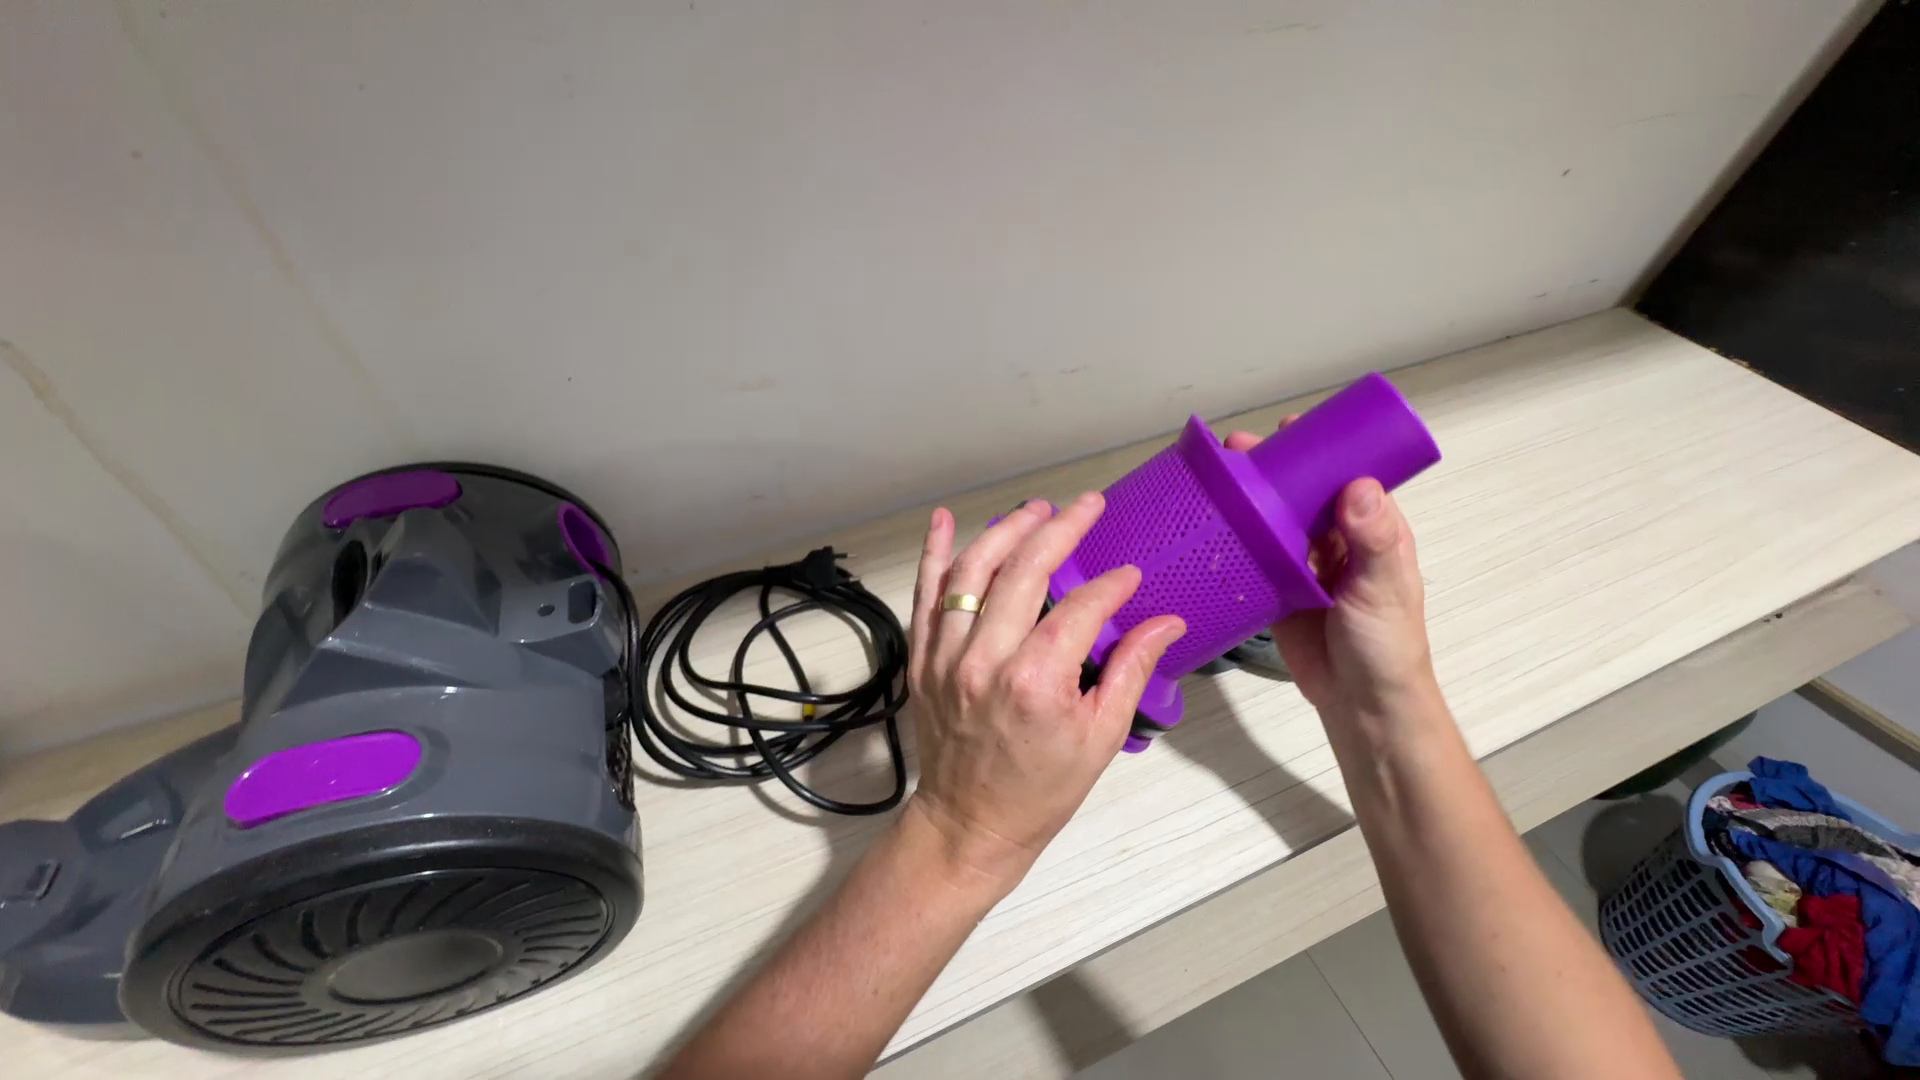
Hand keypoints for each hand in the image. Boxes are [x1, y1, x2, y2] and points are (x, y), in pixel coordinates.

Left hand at [904, 494, 1185, 891]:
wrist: (970, 823)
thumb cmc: (1042, 788)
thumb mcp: (1101, 737)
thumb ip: (1132, 670)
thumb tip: (1167, 621)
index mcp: (1036, 682)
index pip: (1080, 608)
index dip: (1110, 584)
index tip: (1128, 574)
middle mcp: (985, 661)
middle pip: (1023, 572)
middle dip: (1060, 529)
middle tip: (1086, 505)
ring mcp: (945, 657)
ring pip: (972, 572)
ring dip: (1005, 531)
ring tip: (1035, 508)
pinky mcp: (921, 659)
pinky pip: (925, 596)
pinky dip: (933, 554)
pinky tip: (943, 520)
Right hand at [1226, 425, 1441, 733]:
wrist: (1358, 702)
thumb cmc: (1384, 644)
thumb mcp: (1383, 588)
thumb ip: (1373, 539)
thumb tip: (1357, 485)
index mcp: (1372, 529)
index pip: (1347, 477)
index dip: (1320, 451)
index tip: (1289, 429)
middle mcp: (1337, 539)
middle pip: (1302, 494)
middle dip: (1272, 470)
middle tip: (1235, 449)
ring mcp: (1304, 564)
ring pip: (1275, 522)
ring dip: (1251, 500)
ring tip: (1217, 478)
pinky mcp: (1277, 588)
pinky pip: (1256, 556)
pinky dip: (1238, 540)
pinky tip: (1212, 524)